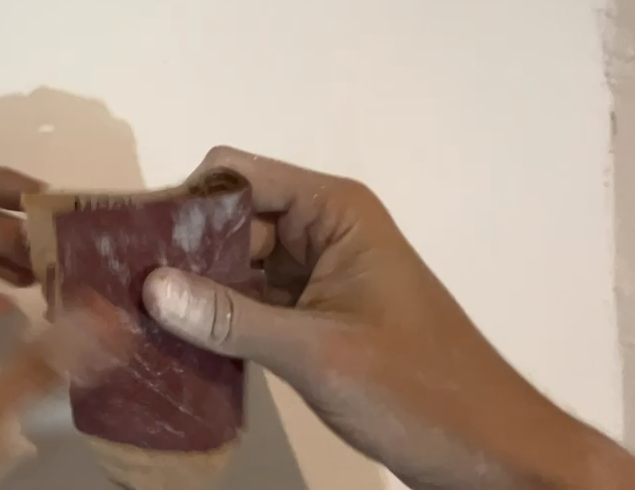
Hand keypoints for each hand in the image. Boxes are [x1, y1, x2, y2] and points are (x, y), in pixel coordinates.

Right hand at [142, 147, 634, 489]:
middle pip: (229, 213)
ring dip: (198, 281)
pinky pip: (251, 291)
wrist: (504, 466)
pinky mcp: (314, 304)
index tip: (139, 239)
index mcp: (329, 208)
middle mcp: (319, 224)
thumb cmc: (422, 394)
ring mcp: (316, 266)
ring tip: (143, 308)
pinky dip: (221, 308)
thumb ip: (229, 317)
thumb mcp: (318, 353)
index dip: (186, 198)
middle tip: (130, 282)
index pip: (234, 173)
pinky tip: (183, 331)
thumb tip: (148, 286)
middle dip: (184, 246)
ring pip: (235, 254)